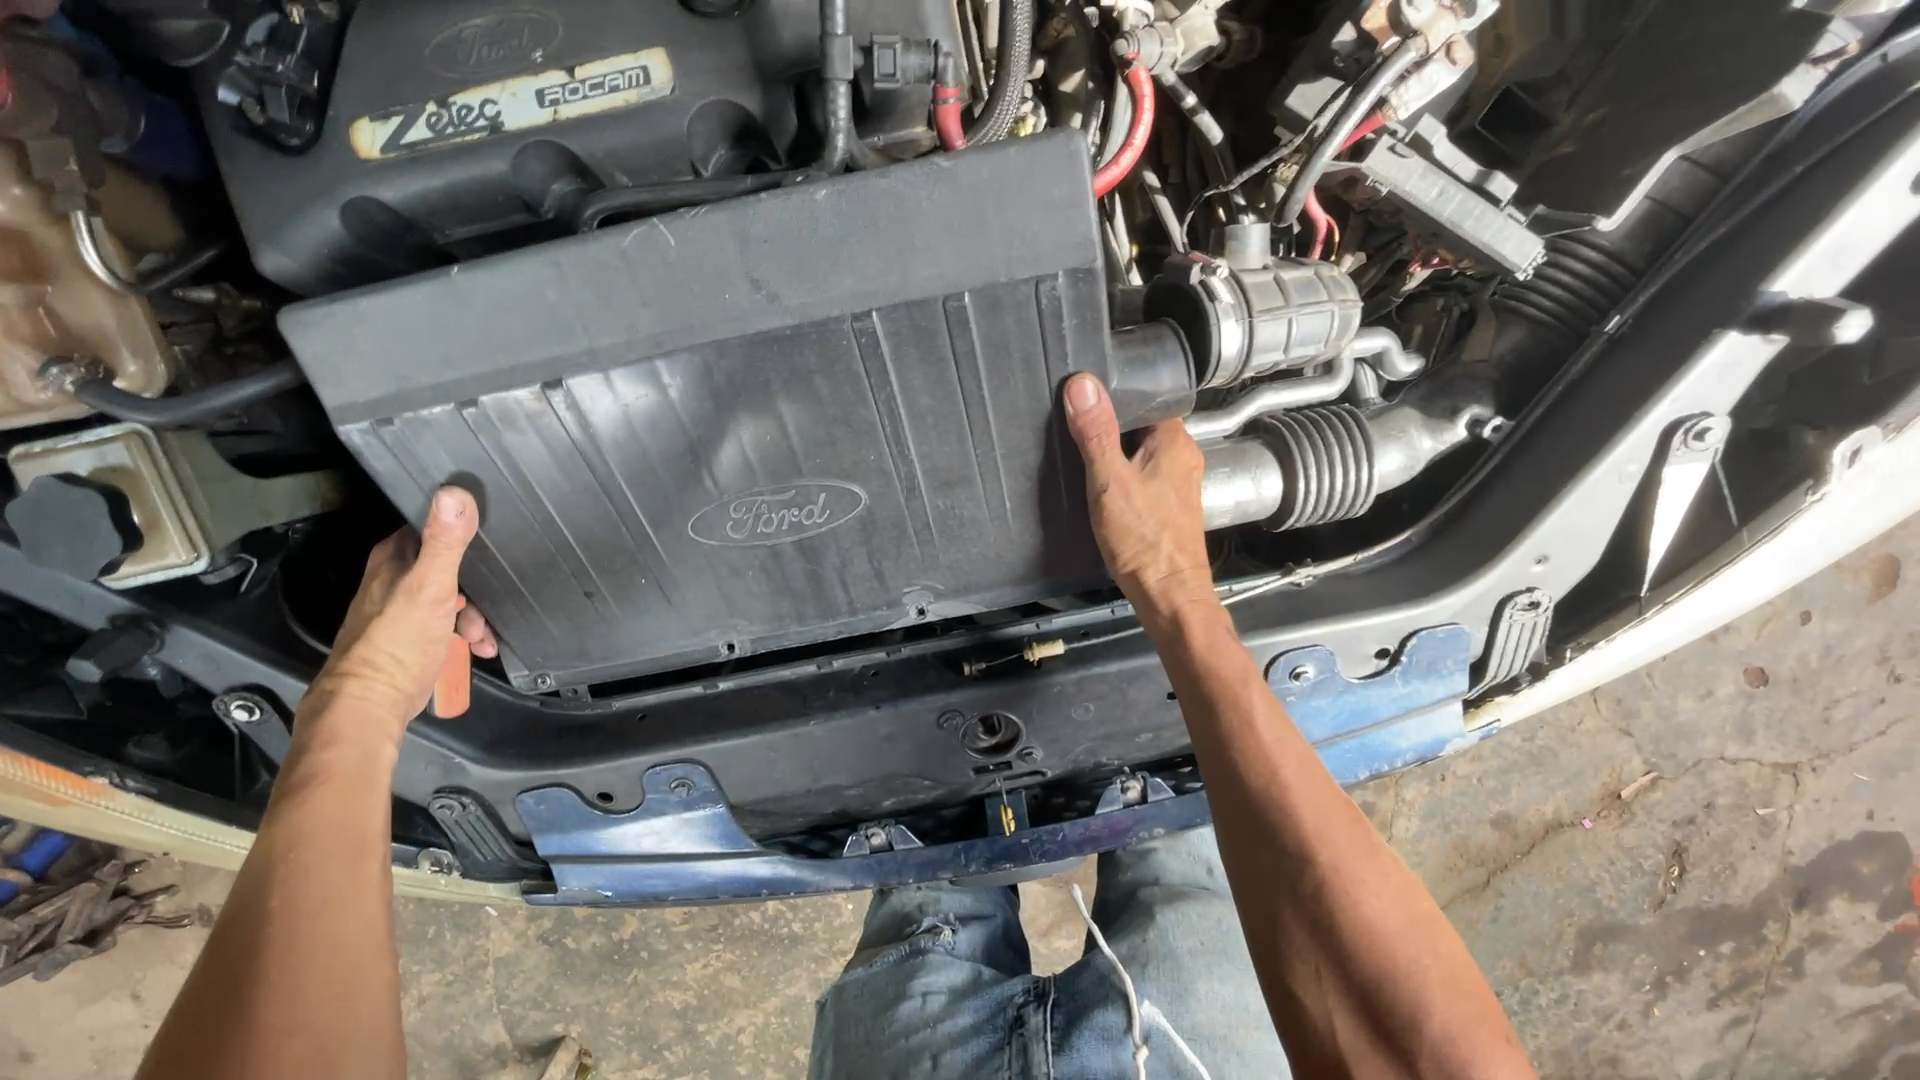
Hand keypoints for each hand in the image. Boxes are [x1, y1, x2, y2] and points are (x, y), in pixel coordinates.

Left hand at [304, 486, 497, 736]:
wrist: (372, 704)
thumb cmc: (397, 642)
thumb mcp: (430, 586)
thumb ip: (445, 542)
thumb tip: (455, 492)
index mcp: (393, 559)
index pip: (432, 527)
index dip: (463, 534)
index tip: (491, 548)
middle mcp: (394, 580)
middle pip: (449, 567)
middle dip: (477, 588)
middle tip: (488, 608)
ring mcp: (402, 610)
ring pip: (452, 599)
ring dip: (475, 616)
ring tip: (482, 637)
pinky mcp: (411, 638)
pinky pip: (448, 627)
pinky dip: (466, 635)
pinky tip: (478, 650)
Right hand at [1061, 373, 1220, 634]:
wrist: (1168, 595)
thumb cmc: (1144, 541)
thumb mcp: (1109, 481)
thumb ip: (1095, 432)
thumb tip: (1082, 384)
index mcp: (1175, 441)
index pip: (1149, 397)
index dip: (1118, 393)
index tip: (1087, 394)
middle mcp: (1184, 457)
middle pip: (1144, 425)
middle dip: (1112, 424)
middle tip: (1076, 423)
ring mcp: (1179, 484)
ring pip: (1143, 452)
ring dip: (1117, 452)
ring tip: (1083, 453)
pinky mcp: (1169, 506)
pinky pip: (1144, 476)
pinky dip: (1124, 475)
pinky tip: (1102, 486)